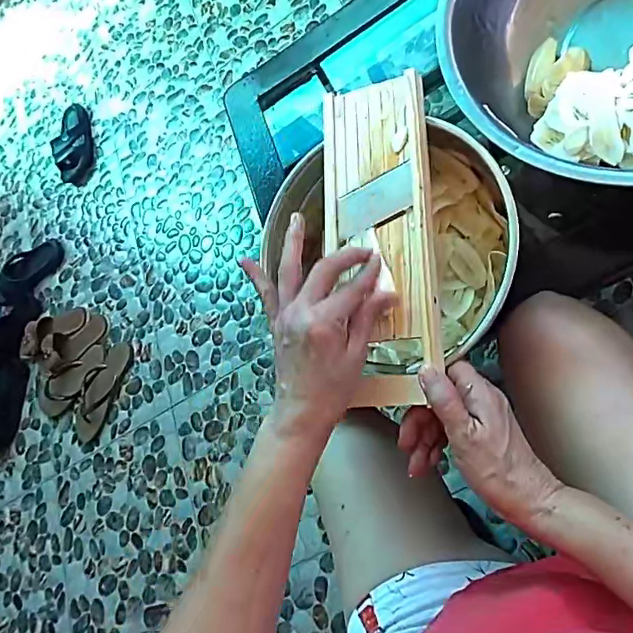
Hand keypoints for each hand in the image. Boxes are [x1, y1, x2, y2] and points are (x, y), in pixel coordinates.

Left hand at [240, 213, 397, 439]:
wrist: (301, 412)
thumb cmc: (332, 390)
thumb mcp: (357, 355)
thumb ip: (367, 318)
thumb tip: (385, 293)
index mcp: (324, 323)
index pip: (353, 289)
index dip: (369, 274)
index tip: (379, 262)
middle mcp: (301, 313)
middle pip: (324, 271)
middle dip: (345, 256)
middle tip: (362, 249)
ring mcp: (285, 315)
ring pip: (288, 270)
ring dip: (293, 243)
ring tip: (297, 220)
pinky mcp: (276, 322)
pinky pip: (266, 294)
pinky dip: (257, 275)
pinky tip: (247, 259)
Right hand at [412, 361, 562, 524]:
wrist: (526, 499)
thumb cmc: (500, 472)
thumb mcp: (464, 435)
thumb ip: (445, 400)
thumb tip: (427, 370)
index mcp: (480, 394)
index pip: (447, 369)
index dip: (426, 382)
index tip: (410, 401)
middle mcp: (482, 400)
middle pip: (441, 395)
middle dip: (420, 419)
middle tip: (408, 441)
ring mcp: (483, 417)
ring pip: (443, 415)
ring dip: (425, 437)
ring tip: (417, 460)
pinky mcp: (481, 433)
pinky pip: (452, 430)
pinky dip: (437, 444)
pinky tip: (430, 461)